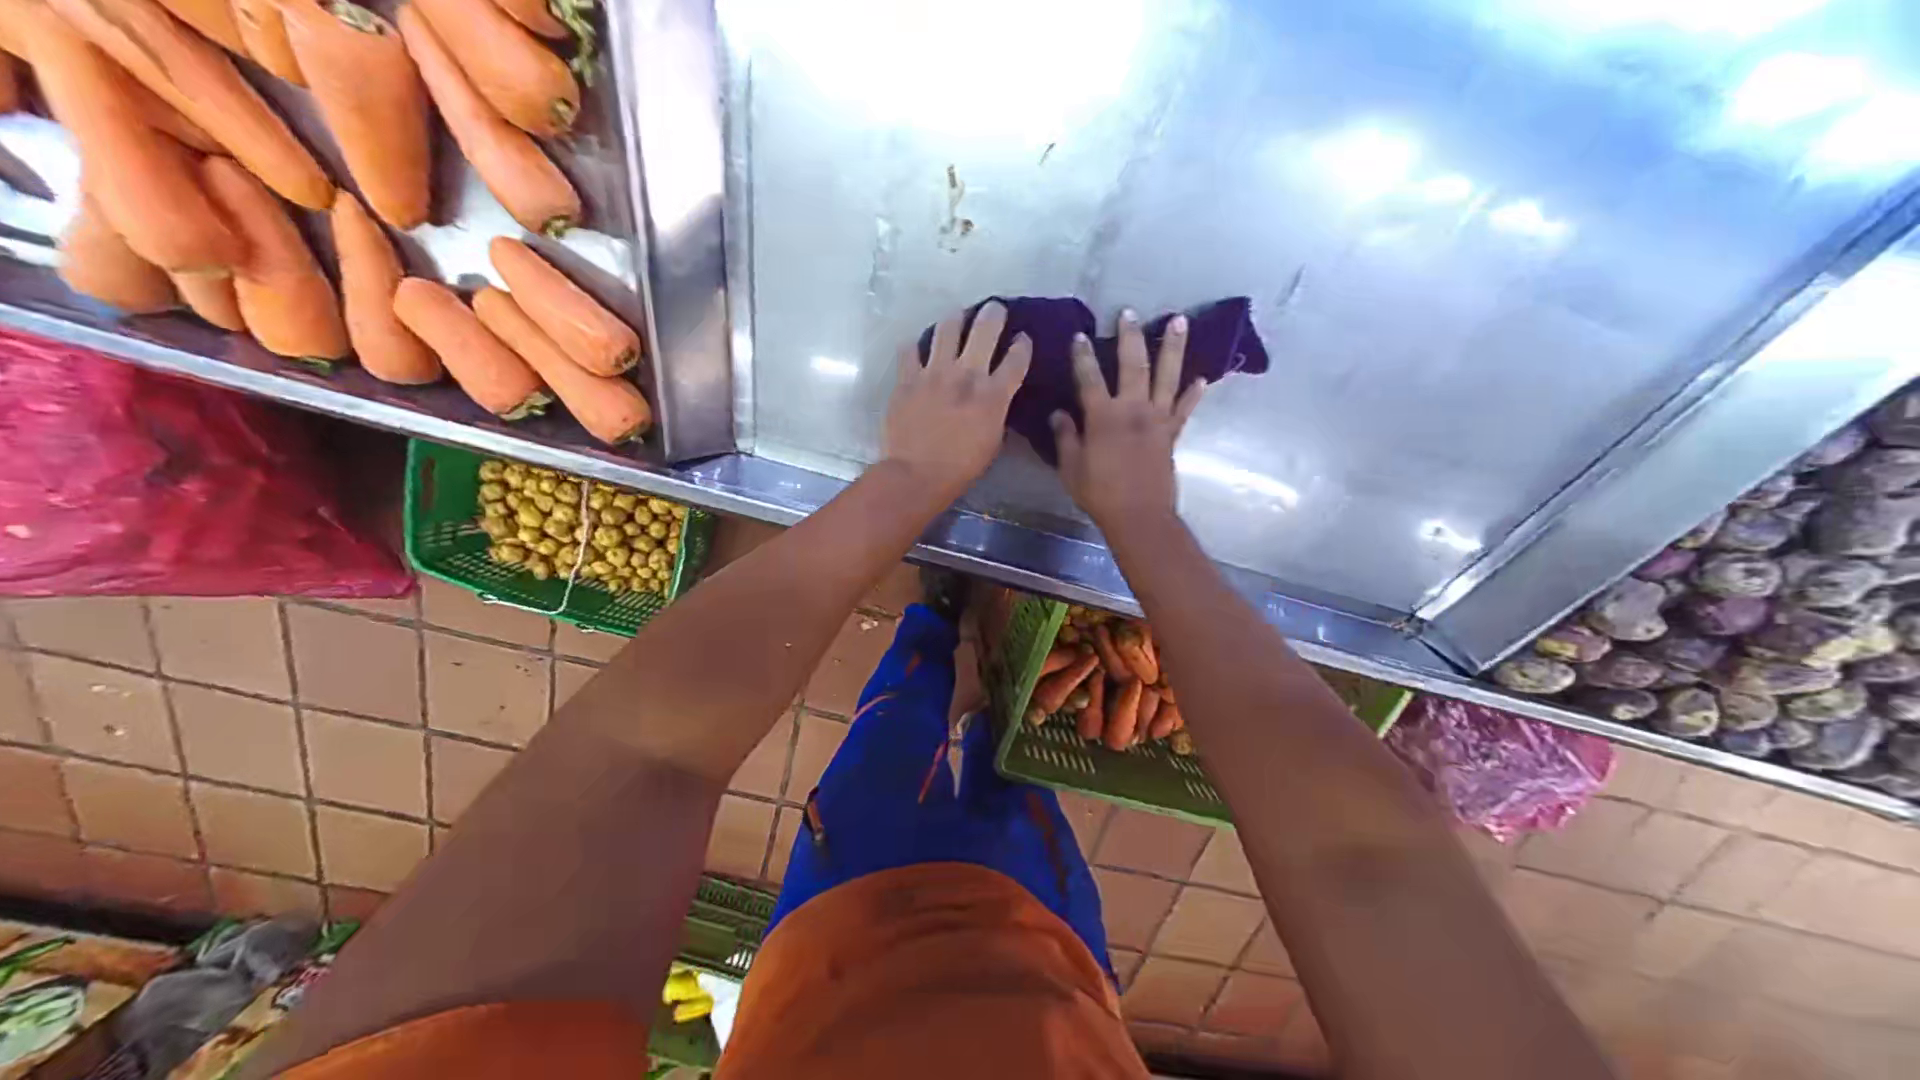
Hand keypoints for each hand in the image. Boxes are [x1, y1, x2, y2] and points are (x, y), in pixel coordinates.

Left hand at [880, 301, 1031, 500]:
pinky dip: (915, 346)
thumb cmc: (961, 467)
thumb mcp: (993, 441)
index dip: (1023, 345)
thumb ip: (997, 412)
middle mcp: (967, 375)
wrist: (916, 474)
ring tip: (958, 317)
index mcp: (993, 395)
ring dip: (956, 319)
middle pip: (985, 329)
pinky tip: (918, 347)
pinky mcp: (907, 378)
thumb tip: (995, 398)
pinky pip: (910, 350)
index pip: (1016, 359)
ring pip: (947, 328)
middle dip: (993, 314)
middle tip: (994, 309)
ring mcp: (934, 373)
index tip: (1022, 339)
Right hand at [1051, 309, 1203, 528]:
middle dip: (1130, 337)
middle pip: (1132, 365)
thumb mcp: (1071, 467)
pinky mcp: (1172, 434)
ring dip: (1173, 347)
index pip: (1089, 378)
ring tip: (1179, 321)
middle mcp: (1132, 410)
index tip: (1080, 335)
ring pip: (1167, 376)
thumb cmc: (1100, 494)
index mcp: (1103, 417)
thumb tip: (1059, 413)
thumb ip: (1066, 437)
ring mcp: (1157, 420)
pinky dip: (1193, 394)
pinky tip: (1201, 379)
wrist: (1139, 516)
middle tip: (1129, 312)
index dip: (1082, 356)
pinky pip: (1184, 409)